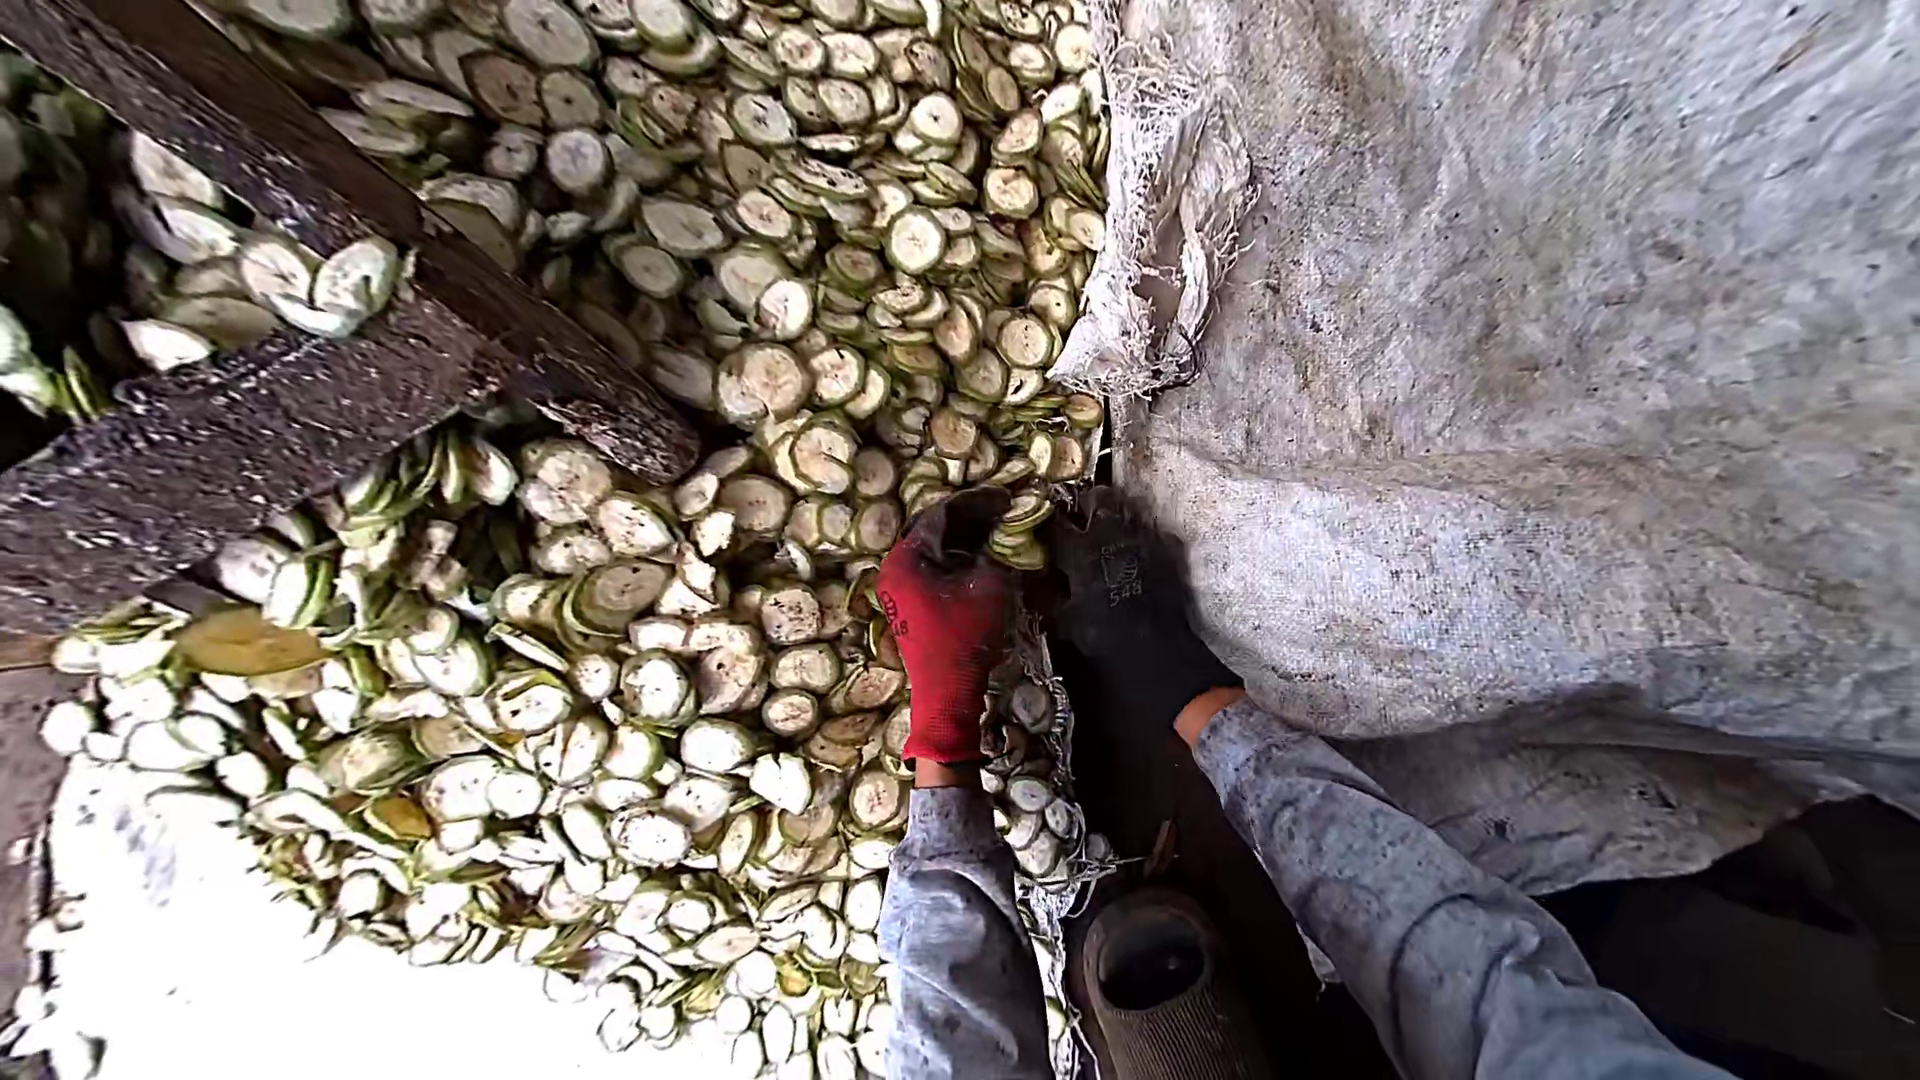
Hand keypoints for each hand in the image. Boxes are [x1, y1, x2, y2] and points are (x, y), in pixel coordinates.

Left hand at [877, 488, 1014, 764]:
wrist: (946, 691)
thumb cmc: (965, 636)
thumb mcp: (989, 586)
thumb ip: (996, 551)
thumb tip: (1004, 530)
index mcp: (906, 558)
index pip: (942, 514)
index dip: (977, 502)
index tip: (1005, 498)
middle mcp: (894, 567)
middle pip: (935, 529)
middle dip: (971, 519)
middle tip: (1002, 511)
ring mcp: (897, 587)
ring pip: (934, 549)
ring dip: (965, 539)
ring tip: (996, 530)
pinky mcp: (907, 603)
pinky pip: (931, 568)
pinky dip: (956, 559)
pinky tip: (980, 557)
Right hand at [1048, 488, 1241, 733]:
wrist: (1156, 644)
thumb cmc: (1103, 633)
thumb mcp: (1066, 620)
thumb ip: (1050, 597)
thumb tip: (1037, 583)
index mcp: (1080, 550)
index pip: (1056, 524)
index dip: (1048, 520)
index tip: (1044, 519)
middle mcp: (1110, 535)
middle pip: (1097, 499)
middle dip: (1087, 502)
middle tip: (1082, 513)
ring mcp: (1142, 538)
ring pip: (1127, 510)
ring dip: (1116, 516)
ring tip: (1111, 529)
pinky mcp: (1167, 549)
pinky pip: (1152, 533)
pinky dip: (1143, 538)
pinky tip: (1139, 551)